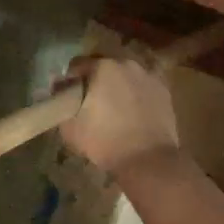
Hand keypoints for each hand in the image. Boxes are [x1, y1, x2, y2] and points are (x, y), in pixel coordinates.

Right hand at [59, 56, 179, 174]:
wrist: (148, 159)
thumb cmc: (104, 142)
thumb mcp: (70, 127)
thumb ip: (60, 102)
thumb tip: (59, 88)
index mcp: (102, 67)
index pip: (77, 64)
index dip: (70, 79)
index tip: (69, 96)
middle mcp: (126, 63)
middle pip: (103, 65)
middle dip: (95, 79)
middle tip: (91, 100)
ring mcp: (148, 75)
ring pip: (125, 74)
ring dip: (117, 83)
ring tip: (114, 106)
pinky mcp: (164, 89)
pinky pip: (142, 85)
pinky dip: (136, 92)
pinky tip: (133, 110)